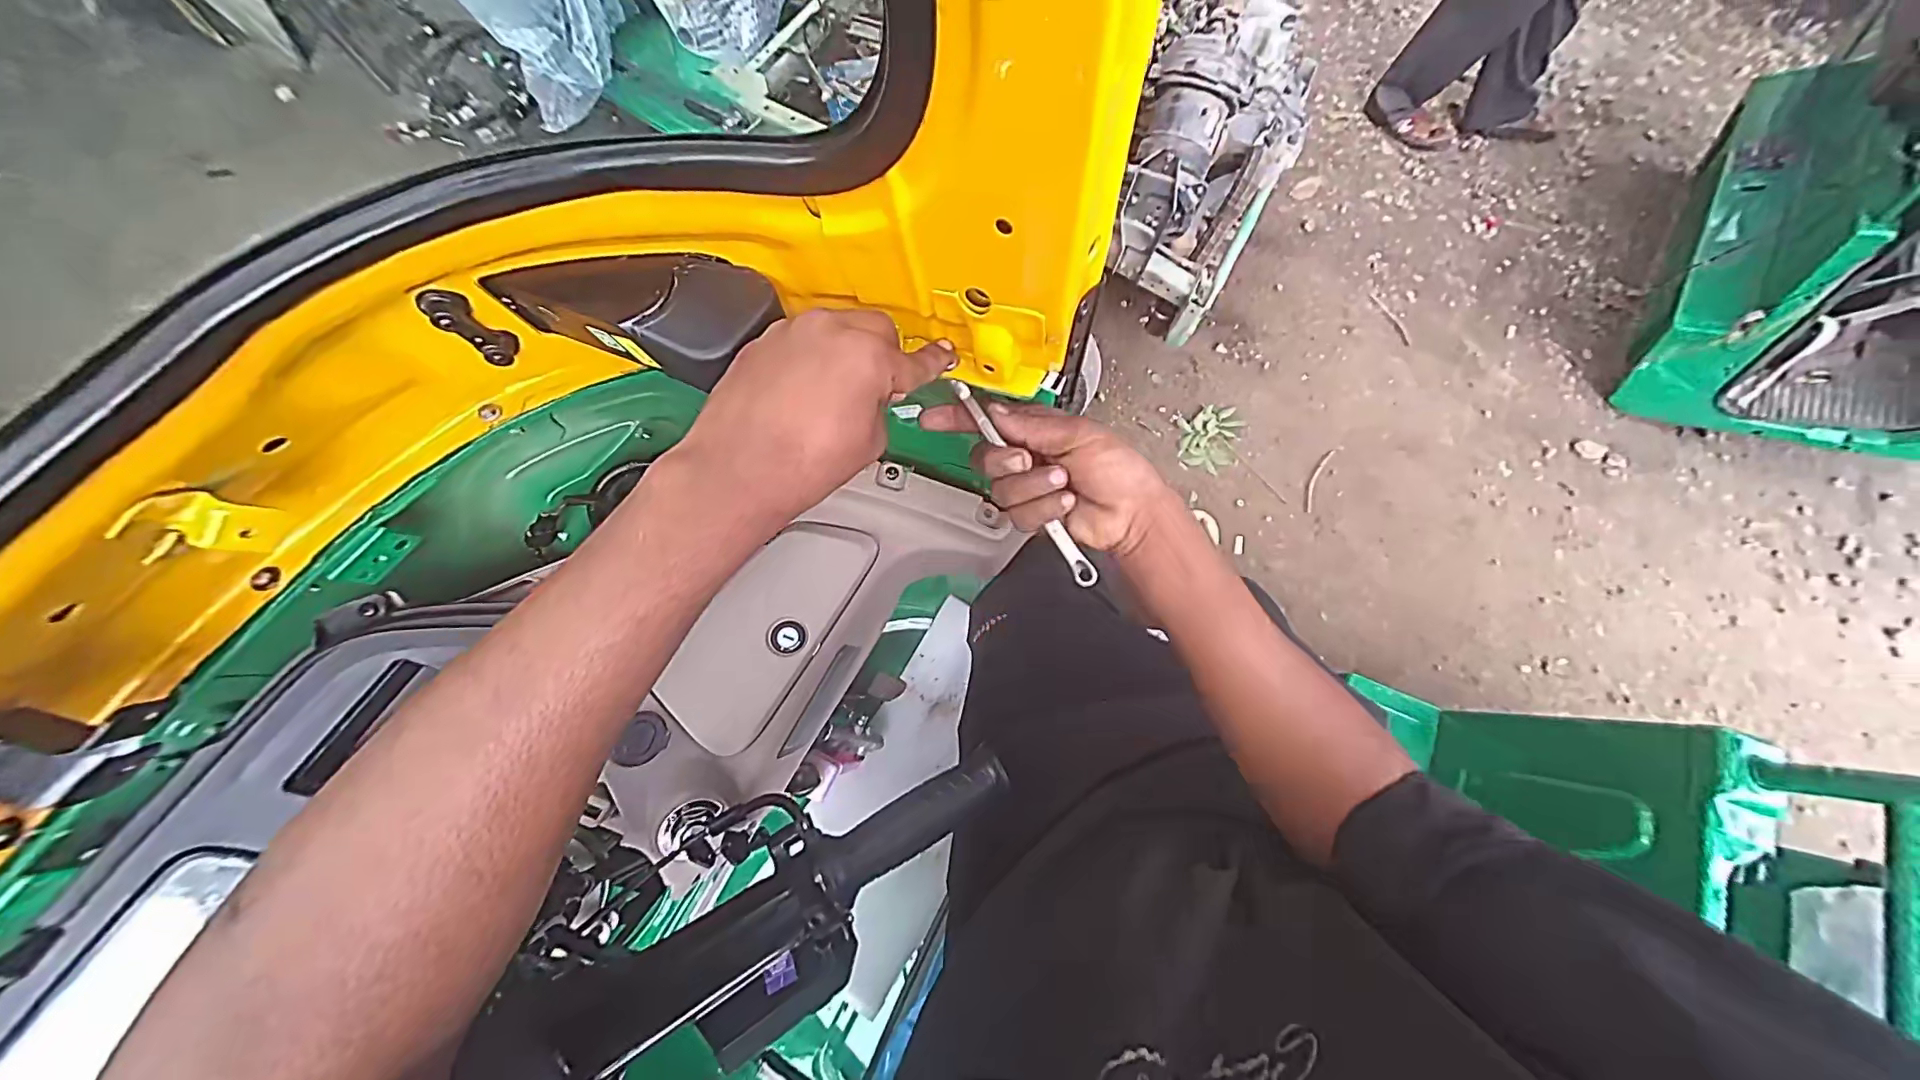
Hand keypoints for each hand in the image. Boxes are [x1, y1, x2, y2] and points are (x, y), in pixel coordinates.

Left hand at [665, 309, 953, 526]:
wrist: (738, 471)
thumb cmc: (795, 464)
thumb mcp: (869, 442)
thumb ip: (882, 407)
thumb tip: (876, 398)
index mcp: (867, 357)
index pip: (914, 359)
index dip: (931, 363)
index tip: (937, 358)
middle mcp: (829, 333)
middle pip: (878, 327)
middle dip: (885, 355)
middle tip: (881, 388)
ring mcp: (793, 333)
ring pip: (838, 328)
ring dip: (846, 353)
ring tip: (834, 396)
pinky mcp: (765, 341)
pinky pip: (803, 339)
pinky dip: (812, 358)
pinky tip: (805, 393)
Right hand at [919, 402, 1180, 555]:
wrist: (1131, 513)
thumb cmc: (1118, 470)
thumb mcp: (1078, 434)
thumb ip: (1032, 426)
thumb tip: (997, 414)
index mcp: (1037, 429)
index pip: (989, 420)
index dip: (959, 418)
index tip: (934, 418)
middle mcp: (1027, 457)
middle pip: (986, 456)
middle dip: (1007, 460)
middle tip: (1030, 459)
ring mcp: (1029, 487)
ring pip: (1002, 489)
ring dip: (1036, 487)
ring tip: (1064, 483)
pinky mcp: (1032, 514)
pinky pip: (1018, 513)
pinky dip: (1044, 509)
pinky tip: (1064, 503)